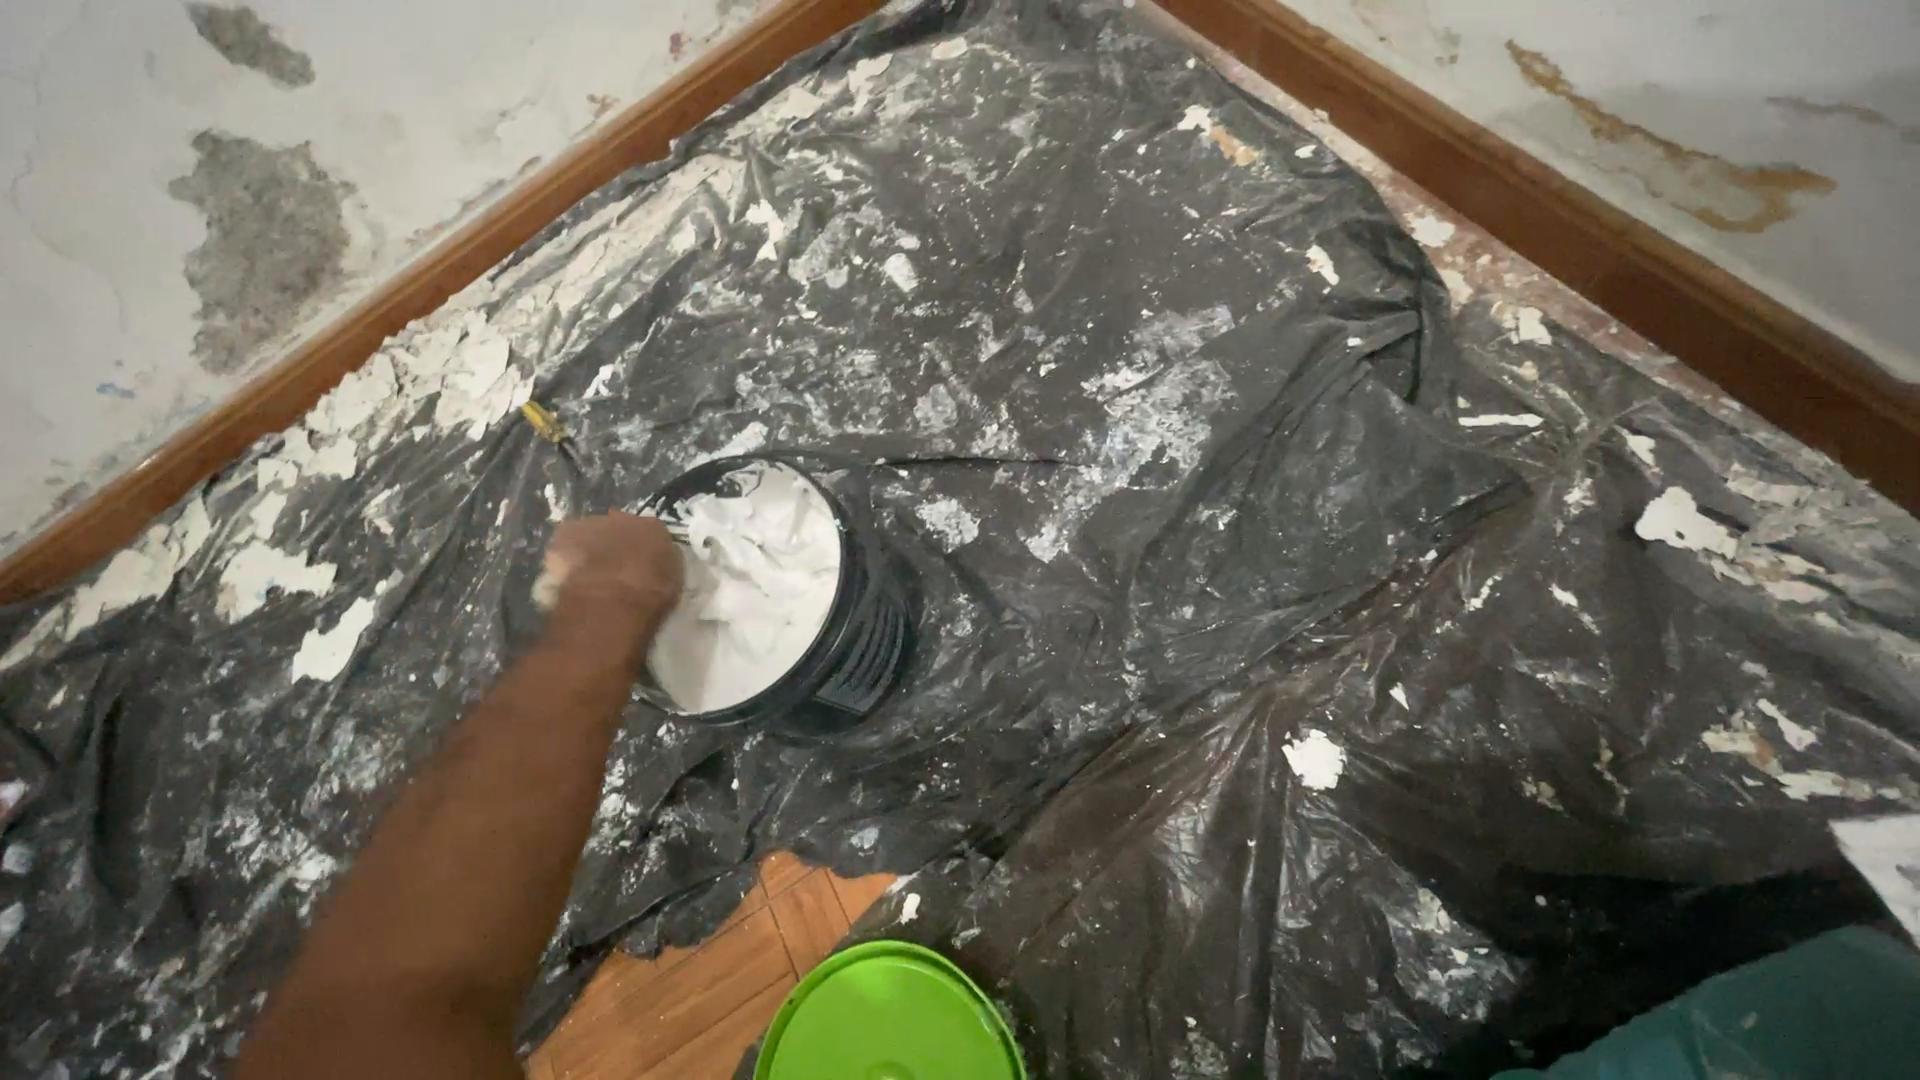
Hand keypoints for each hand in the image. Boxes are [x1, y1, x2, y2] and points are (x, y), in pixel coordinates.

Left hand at [537, 513, 683, 616]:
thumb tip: (656, 560)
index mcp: (654, 529)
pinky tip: (567, 575)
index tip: (640, 564)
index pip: (650, 533)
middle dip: (615, 544)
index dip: (642, 549)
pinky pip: (564, 544)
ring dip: (590, 548)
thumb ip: (664, 563)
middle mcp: (624, 518)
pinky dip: (564, 556)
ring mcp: (592, 524)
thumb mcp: (673, 581)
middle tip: (613, 568)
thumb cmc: (650, 594)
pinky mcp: (564, 535)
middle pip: (618, 528)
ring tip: (588, 573)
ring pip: (590, 533)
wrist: (612, 599)